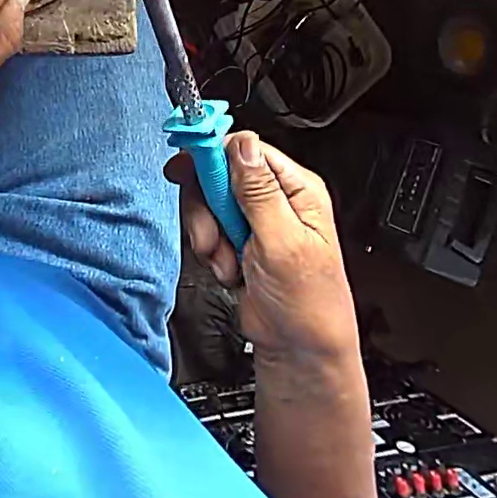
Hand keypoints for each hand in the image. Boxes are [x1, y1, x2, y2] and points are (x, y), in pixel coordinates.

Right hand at [165, 132, 360, 364]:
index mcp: (296, 188)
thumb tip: (243, 145)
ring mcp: (254, 220)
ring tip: (227, 260)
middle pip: (219, 175)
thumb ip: (259, 192)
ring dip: (208, 235)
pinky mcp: (238, 240)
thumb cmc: (310, 304)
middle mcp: (275, 198)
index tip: (187, 164)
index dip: (213, 154)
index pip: (246, 150)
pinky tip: (230, 270)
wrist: (299, 352)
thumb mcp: (283, 242)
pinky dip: (211, 253)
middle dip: (208, 208)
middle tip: (214, 235)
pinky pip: (207, 230)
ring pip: (208, 204)